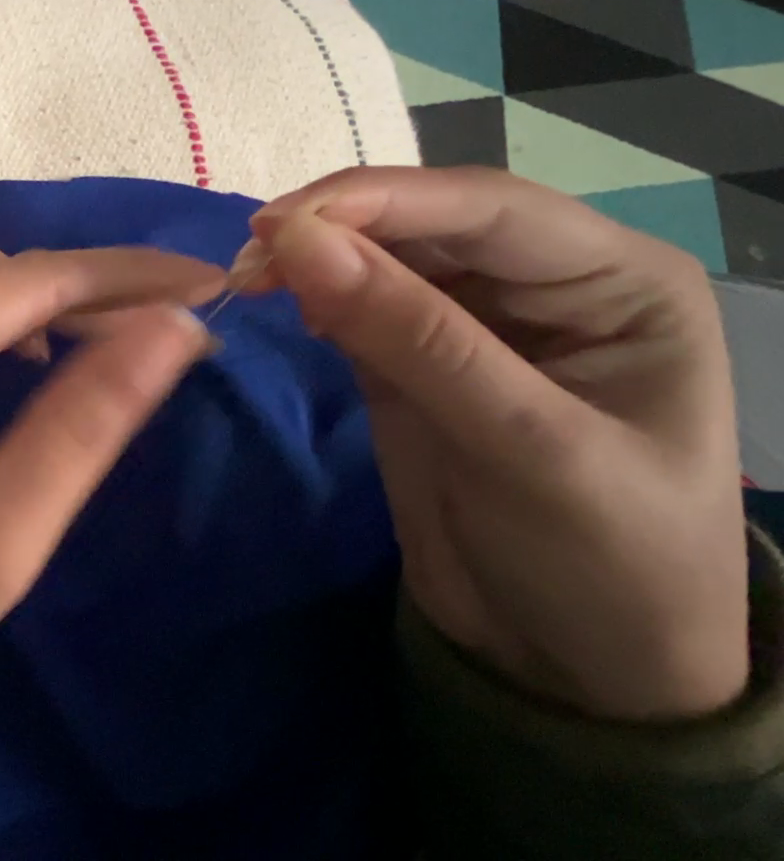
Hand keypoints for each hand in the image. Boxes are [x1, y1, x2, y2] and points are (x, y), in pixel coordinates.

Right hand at [242, 167, 747, 720]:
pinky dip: (312, 296)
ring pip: (381, 256)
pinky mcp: (413, 358)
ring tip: (248, 278)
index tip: (273, 222)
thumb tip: (297, 241)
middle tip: (245, 258)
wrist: (572, 661)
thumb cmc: (599, 559)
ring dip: (312, 259)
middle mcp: (545, 283)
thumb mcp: (521, 447)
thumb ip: (412, 337)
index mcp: (615, 282)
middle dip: (335, 229)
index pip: (484, 207)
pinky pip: (355, 304)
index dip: (377, 200)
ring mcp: (474, 320)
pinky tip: (282, 302)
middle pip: (425, 221)